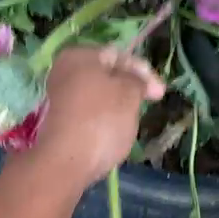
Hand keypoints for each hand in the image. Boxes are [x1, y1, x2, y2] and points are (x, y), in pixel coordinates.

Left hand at [28, 46, 164, 188]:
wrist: (66, 162)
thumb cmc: (101, 120)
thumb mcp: (129, 92)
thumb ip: (137, 79)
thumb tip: (135, 79)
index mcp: (79, 56)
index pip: (119, 55)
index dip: (143, 72)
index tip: (160, 92)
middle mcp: (63, 72)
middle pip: (106, 75)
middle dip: (129, 87)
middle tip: (149, 102)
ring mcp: (58, 98)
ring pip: (98, 95)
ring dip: (117, 104)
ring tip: (132, 119)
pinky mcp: (59, 122)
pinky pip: (88, 113)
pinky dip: (103, 119)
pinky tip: (113, 131)